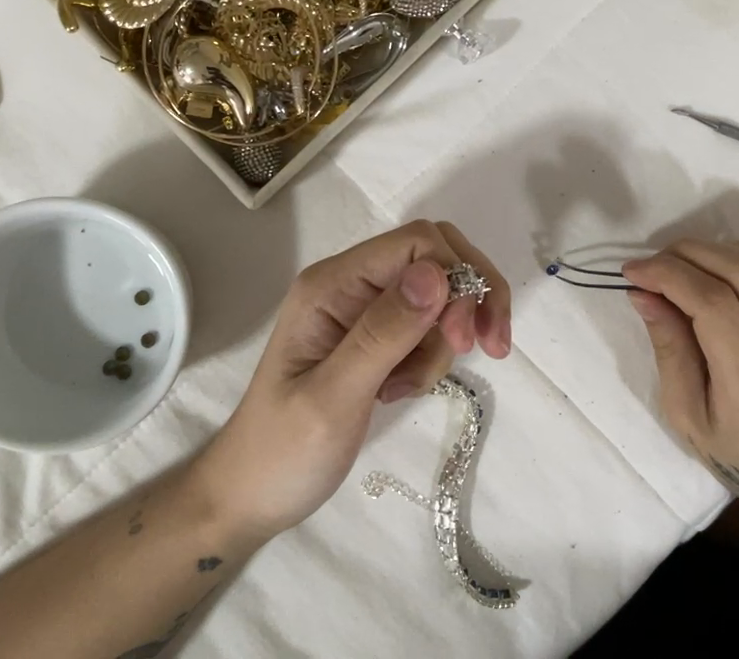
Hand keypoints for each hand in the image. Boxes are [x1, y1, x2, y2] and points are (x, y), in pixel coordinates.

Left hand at [191, 220, 510, 542]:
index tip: (463, 339)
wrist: (253, 496)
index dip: (455, 277)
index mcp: (332, 285)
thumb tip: (437, 274)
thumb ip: (383, 333)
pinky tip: (399, 393)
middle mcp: (350, 285)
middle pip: (437, 258)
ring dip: (443, 341)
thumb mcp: (333, 397)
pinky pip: (426, 329)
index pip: (416, 242)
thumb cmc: (283, 451)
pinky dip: (431, 358)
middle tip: (485, 350)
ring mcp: (362, 311)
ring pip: (438, 297)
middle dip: (469, 298)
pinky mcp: (374, 338)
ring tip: (406, 390)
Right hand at [623, 238, 738, 541]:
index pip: (714, 306)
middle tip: (660, 261)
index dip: (669, 275)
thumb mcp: (685, 415)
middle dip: (692, 253)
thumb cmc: (736, 452)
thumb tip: (644, 291)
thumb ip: (668, 349)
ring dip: (736, 247)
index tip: (634, 270)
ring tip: (706, 265)